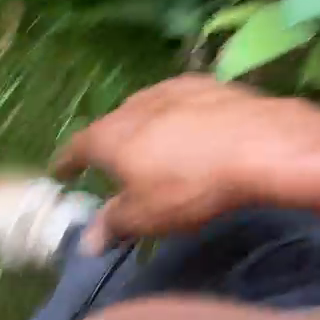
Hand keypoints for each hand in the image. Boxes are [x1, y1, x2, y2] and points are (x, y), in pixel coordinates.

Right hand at [50, 75, 319, 250]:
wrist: (258, 142)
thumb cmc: (191, 185)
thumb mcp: (146, 216)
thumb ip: (114, 222)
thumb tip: (89, 236)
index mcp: (112, 134)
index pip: (79, 145)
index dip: (69, 160)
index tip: (62, 169)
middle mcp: (138, 103)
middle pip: (115, 121)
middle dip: (111, 140)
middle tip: (112, 160)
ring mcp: (176, 87)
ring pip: (149, 105)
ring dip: (146, 123)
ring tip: (151, 143)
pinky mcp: (211, 83)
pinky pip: (183, 98)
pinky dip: (179, 113)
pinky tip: (191, 125)